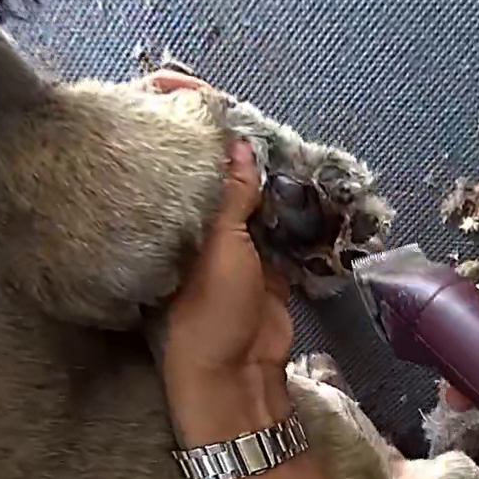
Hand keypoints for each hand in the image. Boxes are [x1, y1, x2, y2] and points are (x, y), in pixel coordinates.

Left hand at [157, 123, 293, 444]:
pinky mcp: (270, 276)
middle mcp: (202, 234)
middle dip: (243, 160)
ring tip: (293, 157)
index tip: (213, 103)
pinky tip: (307, 198)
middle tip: (266, 128)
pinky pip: (284, 240)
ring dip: (275, 191)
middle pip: (223, 184)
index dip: (193, 136)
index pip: (180, 167)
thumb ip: (230, 195)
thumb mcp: (219, 246)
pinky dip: (296, 223)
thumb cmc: (209, 310)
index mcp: (171, 224)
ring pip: (258, 210)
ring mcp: (239, 256)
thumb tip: (237, 142)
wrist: (239, 375)